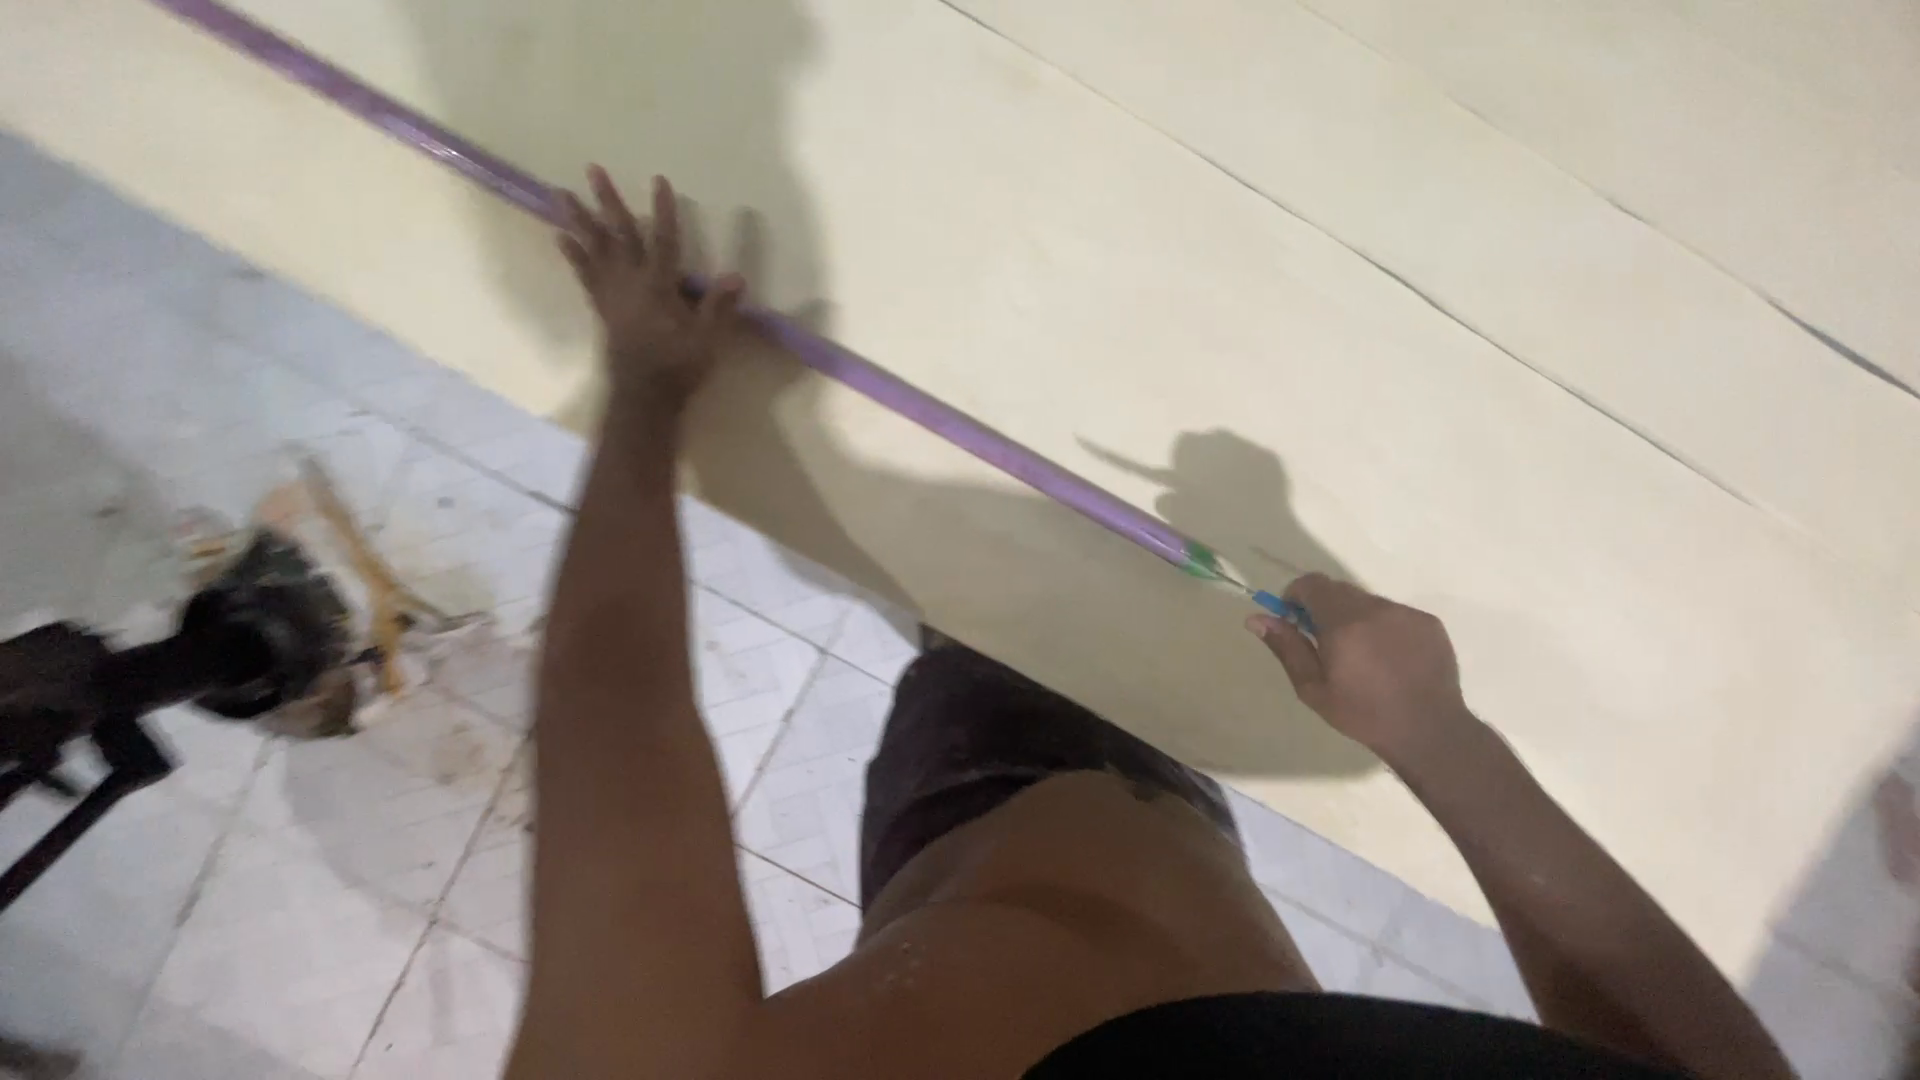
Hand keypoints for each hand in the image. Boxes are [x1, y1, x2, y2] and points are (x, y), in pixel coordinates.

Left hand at [557, 167, 745, 415]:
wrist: (643, 396)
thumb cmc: (678, 367)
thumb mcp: (707, 339)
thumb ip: (718, 307)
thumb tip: (735, 277)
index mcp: (659, 287)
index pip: (664, 241)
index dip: (663, 211)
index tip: (659, 180)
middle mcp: (631, 283)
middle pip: (619, 235)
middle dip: (607, 202)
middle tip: (592, 170)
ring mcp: (612, 294)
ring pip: (593, 250)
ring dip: (578, 220)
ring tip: (559, 193)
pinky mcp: (602, 307)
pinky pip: (584, 275)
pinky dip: (573, 255)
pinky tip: (560, 237)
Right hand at [1247, 573, 1477, 763]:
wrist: (1429, 731)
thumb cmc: (1362, 713)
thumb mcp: (1311, 686)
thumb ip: (1285, 646)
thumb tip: (1256, 618)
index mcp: (1344, 623)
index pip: (1311, 584)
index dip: (1296, 596)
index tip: (1294, 621)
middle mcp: (1376, 609)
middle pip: (1338, 590)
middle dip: (1323, 608)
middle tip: (1324, 643)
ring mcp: (1406, 613)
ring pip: (1366, 601)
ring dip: (1353, 617)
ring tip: (1360, 655)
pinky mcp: (1429, 622)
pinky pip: (1394, 613)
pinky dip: (1381, 626)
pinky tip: (1387, 658)